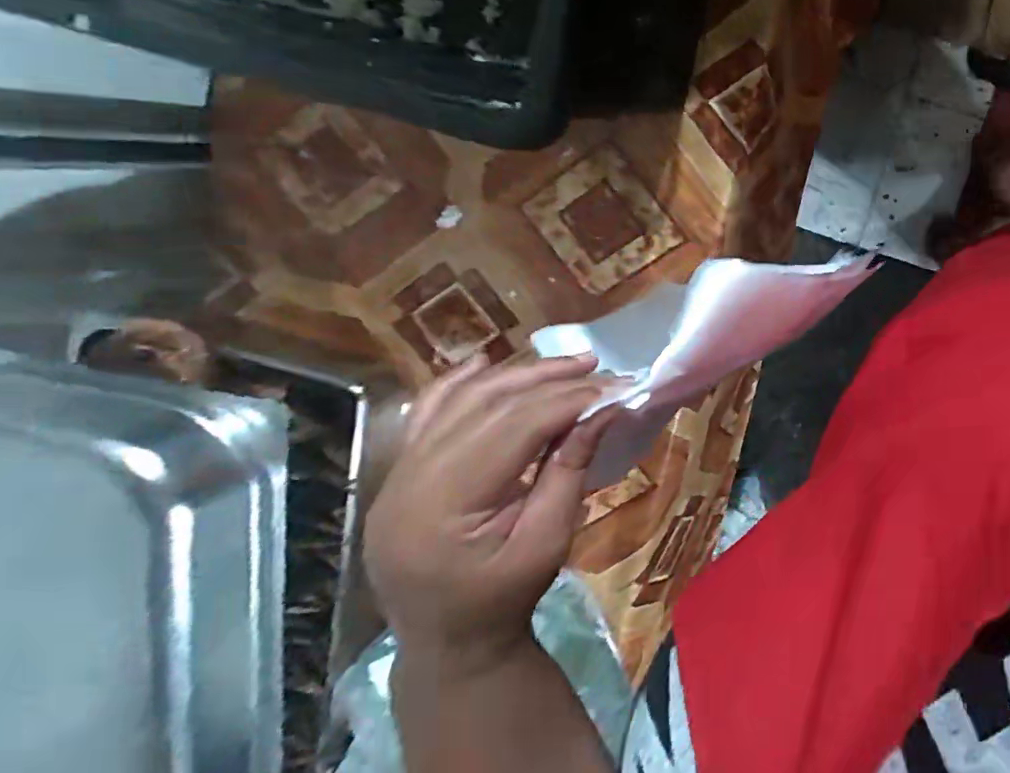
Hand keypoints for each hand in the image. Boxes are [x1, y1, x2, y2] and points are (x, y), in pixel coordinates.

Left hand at [365, 354, 626, 669]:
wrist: (448, 645)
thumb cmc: (505, 598)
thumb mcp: (548, 541)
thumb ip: (570, 469)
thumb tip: (606, 409)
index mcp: (443, 507)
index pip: (513, 429)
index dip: (567, 401)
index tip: (614, 387)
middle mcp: (408, 481)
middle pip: (485, 406)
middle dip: (547, 380)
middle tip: (597, 365)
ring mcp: (395, 476)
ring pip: (457, 401)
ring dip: (514, 375)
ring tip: (564, 364)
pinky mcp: (398, 474)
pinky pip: (427, 415)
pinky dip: (459, 385)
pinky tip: (488, 363)